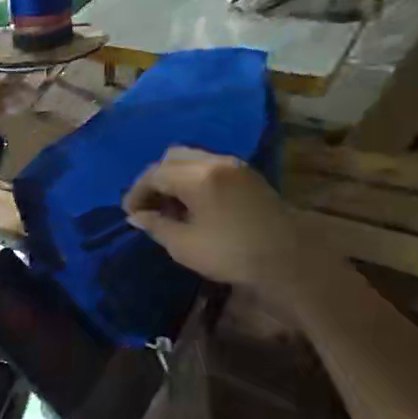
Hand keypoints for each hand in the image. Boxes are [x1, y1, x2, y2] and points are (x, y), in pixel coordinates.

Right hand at [122, 147, 307, 290]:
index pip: (155, 173)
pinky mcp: (248, 176)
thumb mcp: (184, 246)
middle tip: (148, 207)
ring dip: (175, 178)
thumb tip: (137, 216)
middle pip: (172, 157)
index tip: (129, 214)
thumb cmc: (232, 255)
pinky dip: (194, 180)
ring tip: (169, 209)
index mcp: (198, 176)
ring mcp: (235, 166)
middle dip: (155, 179)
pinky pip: (210, 167)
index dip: (136, 192)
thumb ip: (156, 226)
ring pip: (193, 159)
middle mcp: (215, 161)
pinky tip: (192, 206)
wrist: (288, 261)